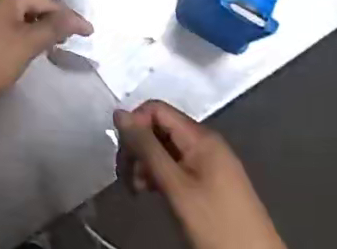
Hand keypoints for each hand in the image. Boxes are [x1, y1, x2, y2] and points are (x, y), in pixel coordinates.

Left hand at [0, 0, 91, 98]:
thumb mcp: (27, 44)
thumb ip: (53, 28)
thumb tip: (73, 17)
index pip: (46, 0)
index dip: (69, 15)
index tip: (89, 31)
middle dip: (52, 15)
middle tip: (72, 33)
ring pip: (18, 8)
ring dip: (37, 20)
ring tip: (54, 38)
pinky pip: (6, 15)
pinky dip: (21, 24)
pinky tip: (28, 38)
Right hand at [114, 100, 283, 248]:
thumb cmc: (217, 226)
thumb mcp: (176, 187)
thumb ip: (147, 148)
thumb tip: (119, 113)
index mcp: (201, 138)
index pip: (156, 109)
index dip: (135, 125)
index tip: (123, 156)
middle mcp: (205, 143)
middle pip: (160, 128)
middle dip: (138, 148)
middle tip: (126, 178)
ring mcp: (210, 164)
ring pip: (166, 149)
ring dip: (146, 164)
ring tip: (137, 191)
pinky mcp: (211, 184)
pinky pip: (177, 166)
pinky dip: (160, 176)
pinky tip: (152, 193)